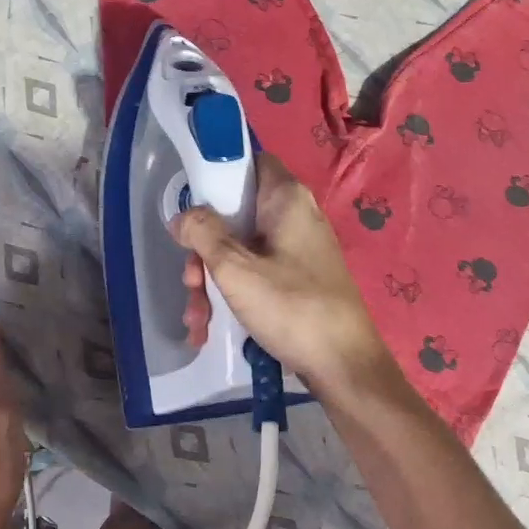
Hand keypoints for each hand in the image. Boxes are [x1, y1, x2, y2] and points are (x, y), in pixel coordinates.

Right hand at [172, 154, 397, 395]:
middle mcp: (294, 216)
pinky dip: (232, 296)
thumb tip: (183, 216)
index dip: (216, 174)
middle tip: (191, 281)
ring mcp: (297, 250)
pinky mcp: (298, 280)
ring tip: (199, 320)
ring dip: (212, 282)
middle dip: (204, 250)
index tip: (191, 204)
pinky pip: (255, 274)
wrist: (345, 367)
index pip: (249, 160)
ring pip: (240, 250)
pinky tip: (211, 329)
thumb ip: (203, 234)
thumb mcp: (236, 269)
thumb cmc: (292, 308)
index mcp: (286, 199)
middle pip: (235, 214)